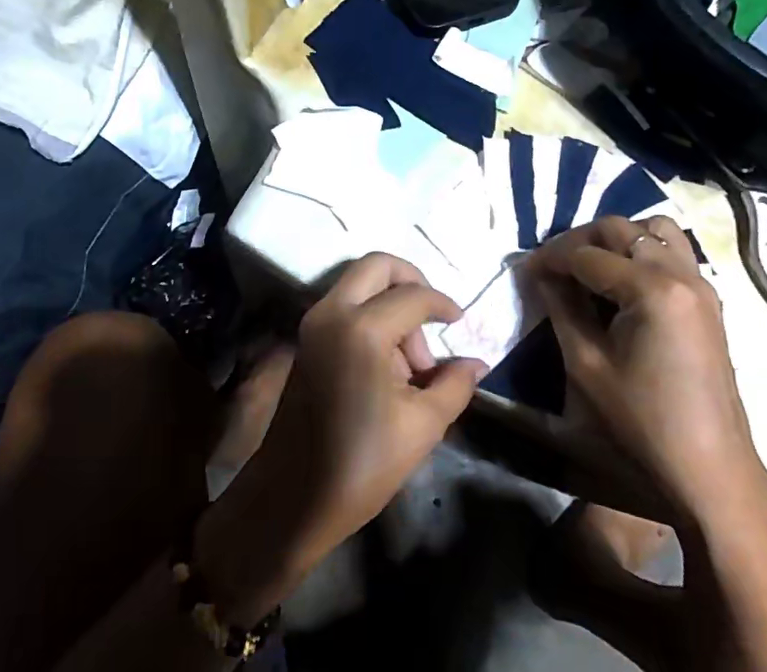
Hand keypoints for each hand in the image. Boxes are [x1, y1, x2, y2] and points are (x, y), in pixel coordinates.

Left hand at [193, 254, 485, 623]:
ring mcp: (313, 326)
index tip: (460, 323)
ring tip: (412, 362)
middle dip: (412, 282)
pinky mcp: (305, 342)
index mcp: (362, 330)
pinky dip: (371, 316)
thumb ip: (455, 383)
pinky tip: (389, 365)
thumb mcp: (423, 425)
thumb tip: (476, 363)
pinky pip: (345, 307)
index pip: (415, 296)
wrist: (290, 502)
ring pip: (360, 285)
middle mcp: (332, 314)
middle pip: (378, 266)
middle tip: (433, 318)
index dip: (445, 305)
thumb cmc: (362, 465)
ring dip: (391, 304)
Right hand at [522, 216, 765, 520]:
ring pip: (655, 230)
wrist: (709, 466)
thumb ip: (563, 309)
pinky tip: (623, 281)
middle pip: (622, 229)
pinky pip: (674, 251)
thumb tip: (541, 275)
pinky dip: (645, 250)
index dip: (551, 258)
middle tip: (551, 265)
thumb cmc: (642, 422)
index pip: (589, 255)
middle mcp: (681, 272)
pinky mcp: (708, 298)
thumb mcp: (588, 366)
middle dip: (581, 240)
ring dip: (618, 238)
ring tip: (590, 265)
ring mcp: (701, 283)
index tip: (525, 269)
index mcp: (652, 288)